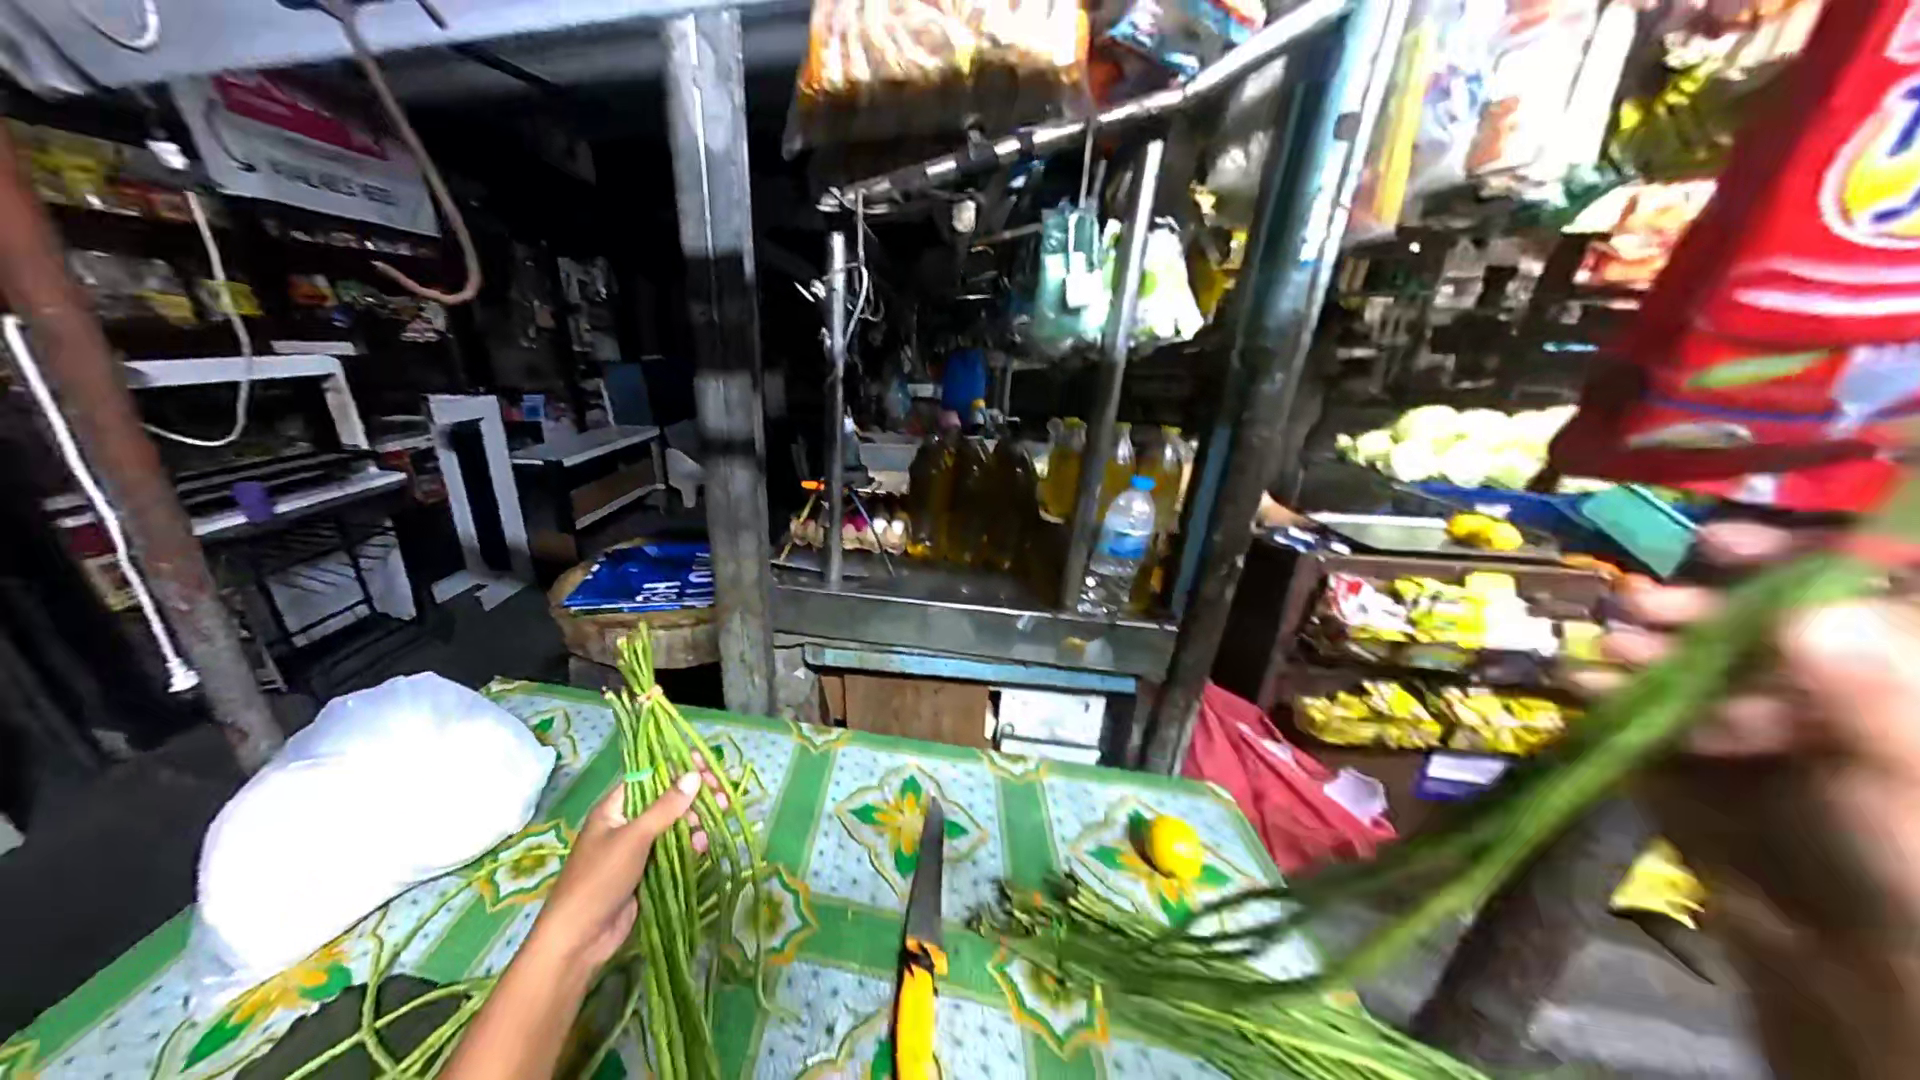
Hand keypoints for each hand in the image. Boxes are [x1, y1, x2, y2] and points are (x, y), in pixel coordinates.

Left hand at [528, 756, 727, 970]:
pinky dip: (691, 843)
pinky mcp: (648, 870)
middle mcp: (627, 822)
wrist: (579, 940)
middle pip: (666, 799)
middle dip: (694, 794)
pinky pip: (674, 848)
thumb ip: (665, 807)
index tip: (706, 764)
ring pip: (674, 823)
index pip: (650, 775)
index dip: (678, 767)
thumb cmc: (599, 880)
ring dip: (697, 818)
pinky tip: (703, 845)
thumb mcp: (633, 838)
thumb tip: (694, 775)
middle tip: (721, 793)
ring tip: (720, 815)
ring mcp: (638, 847)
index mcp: (615, 808)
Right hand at [1590, 521, 1919, 1075]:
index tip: (1728, 544)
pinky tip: (1587, 684)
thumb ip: (1869, 698)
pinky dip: (1610, 692)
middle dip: (1700, 608)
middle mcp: (1824, 688)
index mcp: (1891, 685)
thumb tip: (1810, 610)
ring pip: (1691, 662)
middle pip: (1756, 623)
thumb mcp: (1906, 784)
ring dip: (1646, 648)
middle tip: (1642, 602)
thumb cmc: (1912, 871)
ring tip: (1613, 646)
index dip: (1804, 559)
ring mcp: (1748, 720)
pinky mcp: (1684, 749)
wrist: (1845, 975)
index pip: (1857, 596)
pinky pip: (1641, 705)